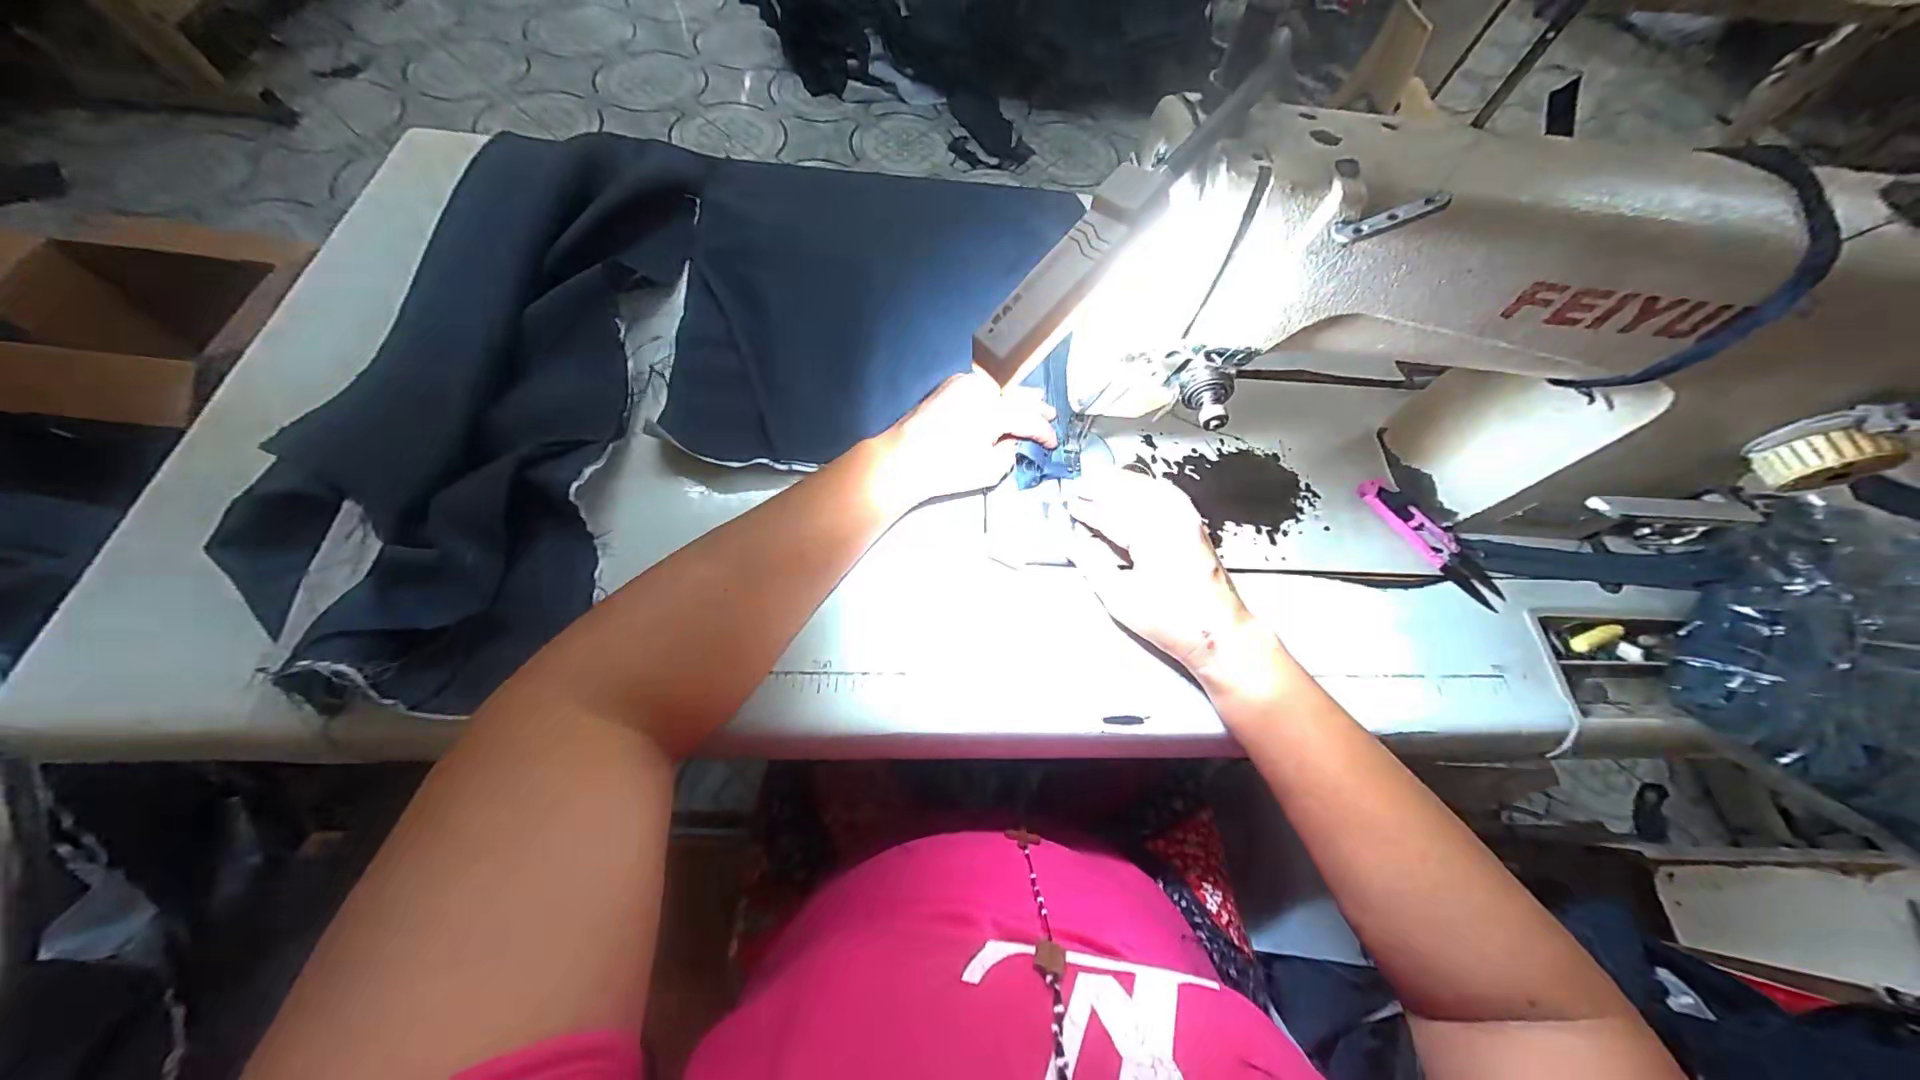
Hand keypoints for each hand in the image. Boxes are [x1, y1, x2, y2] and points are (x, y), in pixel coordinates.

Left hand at [872, 370, 1056, 506]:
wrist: (902, 459)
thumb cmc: (944, 469)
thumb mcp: (989, 470)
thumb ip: (1010, 452)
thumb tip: (1012, 441)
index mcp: (995, 410)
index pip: (1030, 419)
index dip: (1045, 432)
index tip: (1051, 442)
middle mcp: (982, 390)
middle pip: (1018, 395)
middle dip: (1035, 407)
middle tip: (1049, 415)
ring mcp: (964, 383)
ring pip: (1001, 387)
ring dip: (1017, 397)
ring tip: (1033, 402)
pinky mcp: (950, 385)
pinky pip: (982, 386)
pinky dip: (995, 394)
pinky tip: (1001, 402)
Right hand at [1068, 470, 1278, 682]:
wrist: (1220, 632)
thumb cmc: (1178, 622)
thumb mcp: (1121, 599)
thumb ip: (1093, 566)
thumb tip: (1075, 547)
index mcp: (1152, 536)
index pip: (1111, 512)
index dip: (1088, 507)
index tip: (1072, 504)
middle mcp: (1173, 522)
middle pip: (1132, 492)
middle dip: (1104, 485)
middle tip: (1082, 482)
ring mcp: (1188, 521)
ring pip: (1151, 488)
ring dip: (1125, 482)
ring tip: (1104, 479)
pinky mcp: (1196, 526)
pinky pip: (1168, 495)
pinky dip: (1147, 487)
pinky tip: (1138, 489)